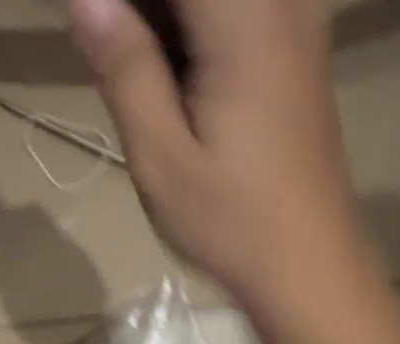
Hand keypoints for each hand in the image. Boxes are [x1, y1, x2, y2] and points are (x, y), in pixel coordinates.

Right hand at [68, 0, 364, 300]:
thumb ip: (125, 68)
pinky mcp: (293, 45)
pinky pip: (234, 10)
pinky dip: (187, 29)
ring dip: (161, 21)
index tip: (92, 24)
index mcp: (247, 23)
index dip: (124, 1)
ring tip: (127, 70)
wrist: (307, 262)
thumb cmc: (229, 221)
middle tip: (109, 61)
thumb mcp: (160, 155)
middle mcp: (282, 3)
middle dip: (142, 13)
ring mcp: (296, 20)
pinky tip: (160, 73)